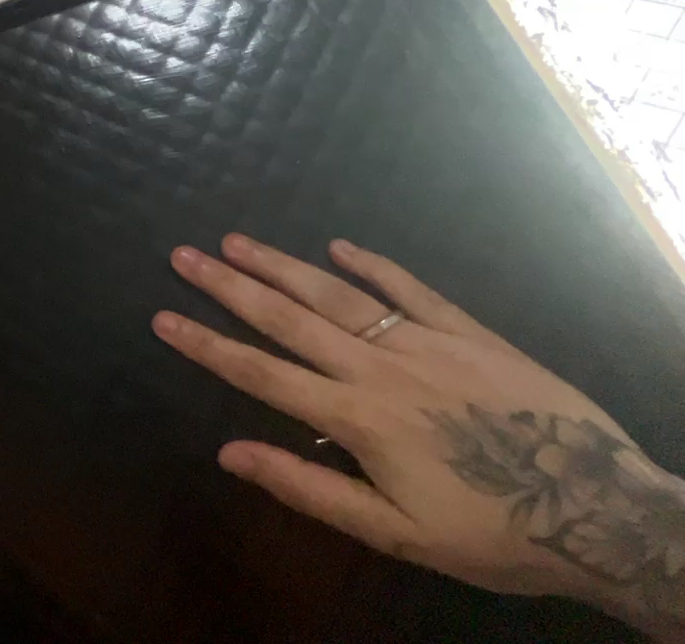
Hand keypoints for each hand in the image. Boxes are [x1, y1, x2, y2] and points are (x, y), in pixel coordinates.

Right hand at [156, 235, 684, 637]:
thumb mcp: (396, 533)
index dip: (206, 344)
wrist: (613, 519)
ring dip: (280, 266)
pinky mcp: (471, 336)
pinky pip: (414, 292)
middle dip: (228, 286)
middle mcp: (379, 370)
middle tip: (184, 255)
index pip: (260, 374)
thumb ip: (308, 488)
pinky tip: (338, 246)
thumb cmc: (493, 531)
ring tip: (235, 241)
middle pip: (288, 319)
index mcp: (356, 418)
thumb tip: (228, 453)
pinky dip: (375, 266)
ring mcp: (426, 345)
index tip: (162, 318)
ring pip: (338, 296)